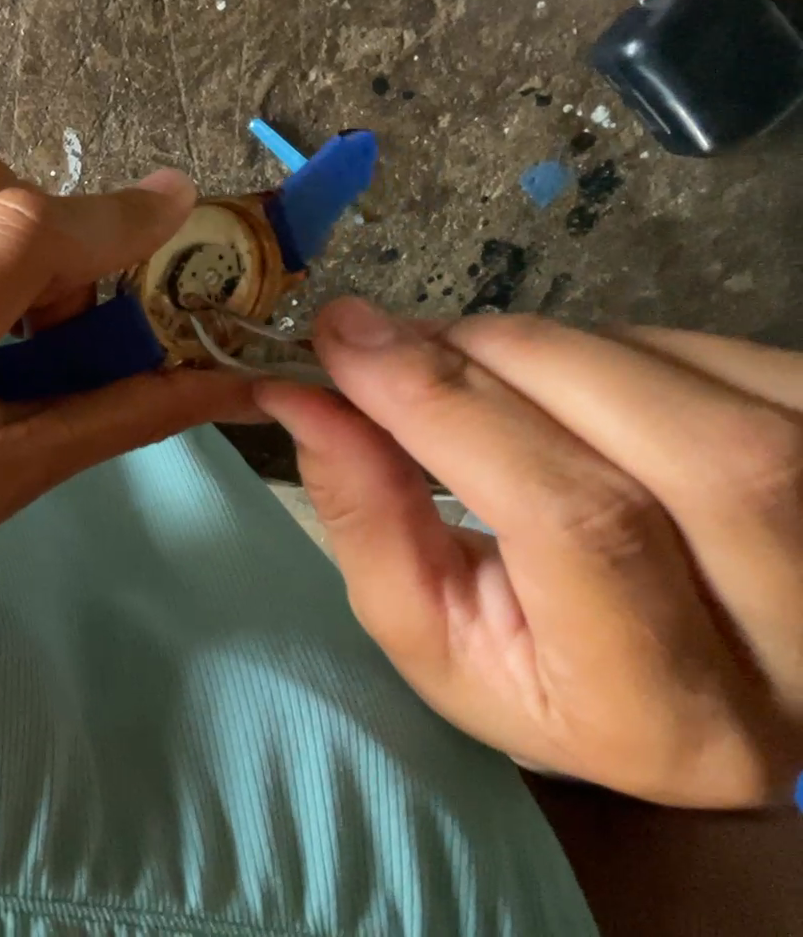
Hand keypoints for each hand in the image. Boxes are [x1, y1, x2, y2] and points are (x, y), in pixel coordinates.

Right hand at [259, 300, 802, 807]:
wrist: (688, 701)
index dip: (451, 410)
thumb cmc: (528, 674)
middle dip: (500, 361)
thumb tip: (301, 397)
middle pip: (673, 446)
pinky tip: (556, 379)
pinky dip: (618, 347)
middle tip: (393, 337)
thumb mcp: (417, 625)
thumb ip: (360, 516)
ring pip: (711, 393)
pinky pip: (742, 365)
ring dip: (551, 349)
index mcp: (659, 707)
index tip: (347, 341)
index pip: (574, 523)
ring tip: (458, 365)